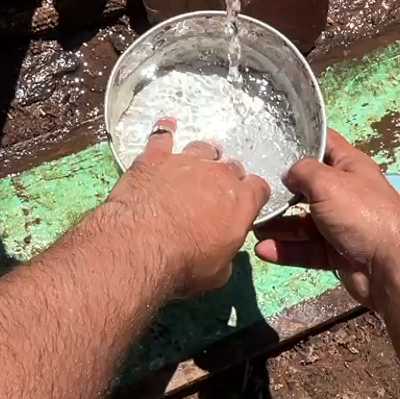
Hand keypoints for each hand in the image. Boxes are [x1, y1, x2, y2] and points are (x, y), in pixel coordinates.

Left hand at [100, 117, 269, 297]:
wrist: (140, 245)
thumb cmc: (184, 264)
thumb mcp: (217, 272)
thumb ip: (225, 252)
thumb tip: (221, 249)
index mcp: (240, 201)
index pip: (258, 188)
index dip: (253, 195)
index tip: (246, 203)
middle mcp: (217, 174)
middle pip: (231, 166)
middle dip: (227, 177)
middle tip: (216, 191)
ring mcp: (185, 161)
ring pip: (202, 148)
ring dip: (202, 156)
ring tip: (197, 161)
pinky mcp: (154, 157)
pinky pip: (162, 136)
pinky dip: (165, 132)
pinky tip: (165, 126)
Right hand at [253, 130, 399, 307]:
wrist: (390, 267)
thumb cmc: (360, 213)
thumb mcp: (327, 182)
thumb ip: (302, 171)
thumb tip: (287, 174)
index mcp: (350, 166)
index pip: (323, 143)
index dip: (300, 138)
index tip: (270, 140)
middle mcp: (345, 193)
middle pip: (307, 187)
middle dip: (281, 190)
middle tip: (252, 191)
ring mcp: (341, 224)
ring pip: (302, 222)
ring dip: (278, 225)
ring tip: (252, 226)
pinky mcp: (336, 252)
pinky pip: (306, 248)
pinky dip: (286, 249)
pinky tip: (264, 250)